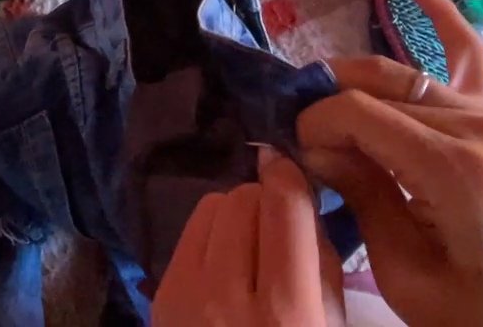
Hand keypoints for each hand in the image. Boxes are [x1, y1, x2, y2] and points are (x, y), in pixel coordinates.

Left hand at [151, 148, 343, 325]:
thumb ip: (322, 268)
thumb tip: (301, 201)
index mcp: (286, 316)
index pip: (282, 206)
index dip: (290, 177)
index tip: (294, 170)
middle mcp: (227, 298)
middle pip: (243, 199)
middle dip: (266, 203)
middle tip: (280, 230)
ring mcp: (185, 296)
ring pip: (211, 206)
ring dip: (236, 215)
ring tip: (252, 248)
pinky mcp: (160, 296)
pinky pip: (189, 233)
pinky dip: (211, 235)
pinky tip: (225, 264)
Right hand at [296, 0, 482, 326]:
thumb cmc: (471, 314)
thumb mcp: (399, 270)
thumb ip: (355, 191)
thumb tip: (307, 142)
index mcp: (458, 175)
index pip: (360, 114)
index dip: (315, 124)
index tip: (296, 151)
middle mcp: (479, 129)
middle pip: (376, 84)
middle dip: (327, 102)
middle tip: (303, 135)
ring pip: (398, 71)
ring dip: (353, 79)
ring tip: (321, 99)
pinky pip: (465, 50)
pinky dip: (438, 12)